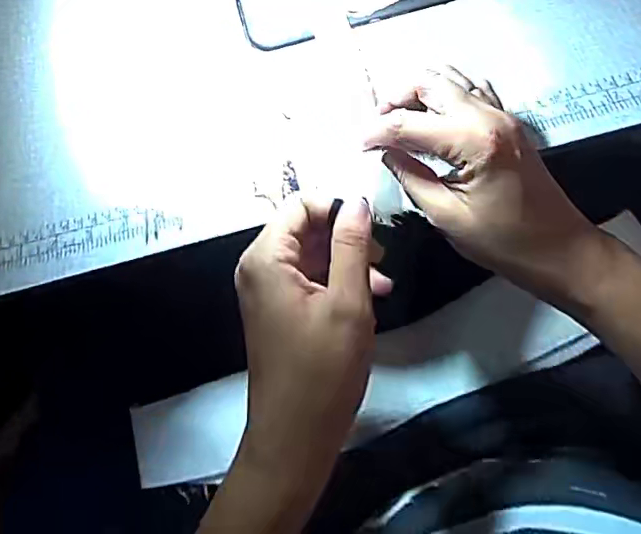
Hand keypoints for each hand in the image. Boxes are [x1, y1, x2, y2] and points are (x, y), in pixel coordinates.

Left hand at [229, 197, 389, 512]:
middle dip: (343, 236)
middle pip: (303, 226)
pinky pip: (306, 276)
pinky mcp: (276, 306)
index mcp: (266, 256)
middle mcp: (258, 264)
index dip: (336, 207)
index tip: (372, 226)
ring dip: (345, 260)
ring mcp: (265, 287)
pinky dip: (336, 280)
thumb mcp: (348, 304)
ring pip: (308, 252)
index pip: (299, 204)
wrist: (294, 438)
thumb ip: (352, 246)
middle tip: (381, 257)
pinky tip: (369, 297)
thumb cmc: (322, 371)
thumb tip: (358, 201)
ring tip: (382, 283)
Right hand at [362, 68, 615, 305]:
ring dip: (418, 93)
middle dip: (395, 100)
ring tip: (400, 119)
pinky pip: (471, 89)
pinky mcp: (507, 121)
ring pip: (448, 79)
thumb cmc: (504, 242)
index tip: (360, 146)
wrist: (564, 253)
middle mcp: (487, 116)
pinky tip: (432, 113)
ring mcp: (501, 114)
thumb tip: (384, 151)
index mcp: (472, 141)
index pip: (407, 123)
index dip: (376, 132)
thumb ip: (409, 176)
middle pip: (427, 83)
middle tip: (379, 127)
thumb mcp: (446, 216)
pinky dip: (445, 93)